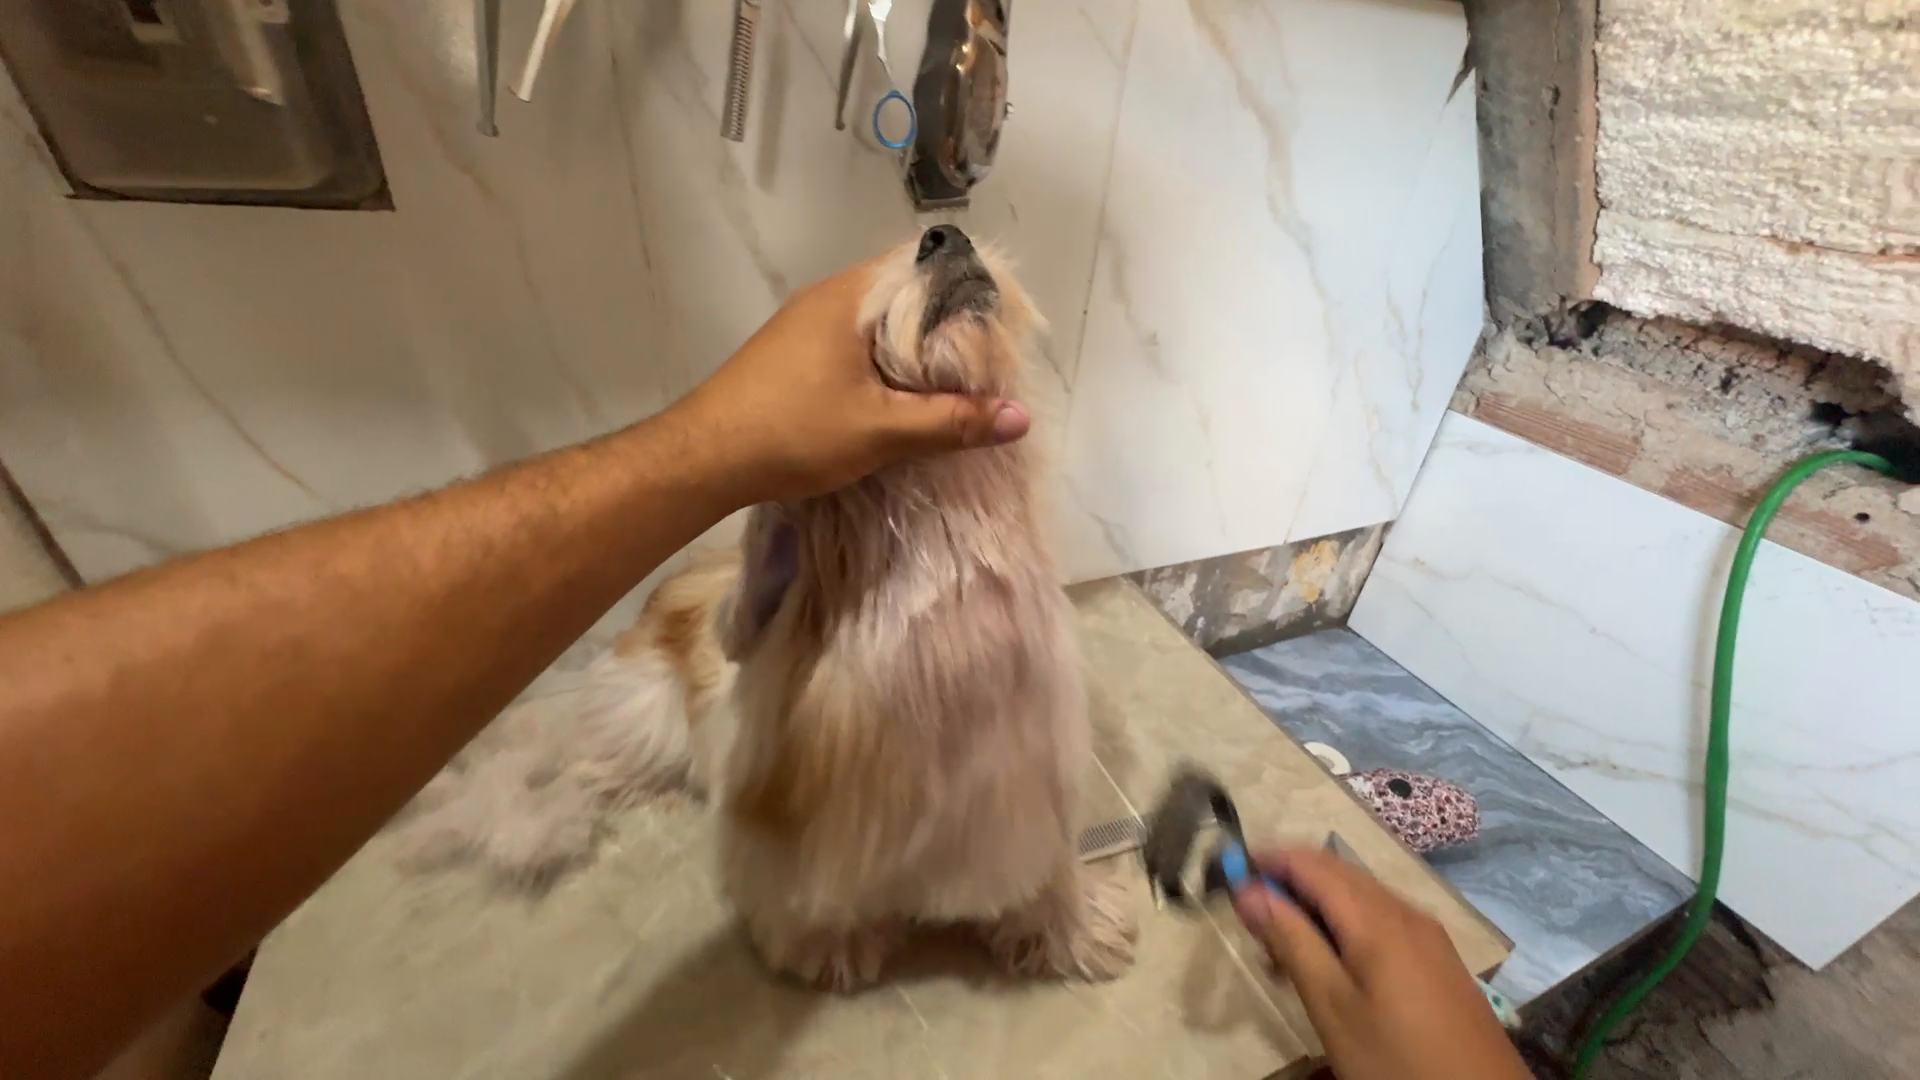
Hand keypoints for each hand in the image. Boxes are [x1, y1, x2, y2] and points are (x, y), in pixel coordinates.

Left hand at [673, 260, 1030, 503]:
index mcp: (851, 296)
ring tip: (952, 385)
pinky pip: (856, 344)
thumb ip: (952, 422)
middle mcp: (830, 297)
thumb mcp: (881, 431)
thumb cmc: (793, 432)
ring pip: (880, 322)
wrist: (704, 458)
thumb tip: (1022, 418)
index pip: (926, 264)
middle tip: (983, 365)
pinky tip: (900, 397)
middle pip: (905, 294)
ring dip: (915, 349)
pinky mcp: (796, 354)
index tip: (998, 331)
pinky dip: (885, 364)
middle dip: (947, 327)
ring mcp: (808, 324)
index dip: (969, 291)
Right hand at [1231, 846, 1529, 1079]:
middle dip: (1286, 883)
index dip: (1265, 860)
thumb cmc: (1398, 1060)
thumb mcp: (1331, 1005)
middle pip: (1332, 871)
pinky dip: (1342, 923)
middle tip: (1252, 921)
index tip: (1229, 879)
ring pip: (1354, 895)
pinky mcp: (1437, 959)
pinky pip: (1378, 918)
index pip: (1308, 860)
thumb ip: (1289, 938)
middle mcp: (1403, 909)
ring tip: (1283, 948)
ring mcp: (1426, 934)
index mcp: (1376, 915)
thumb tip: (1247, 890)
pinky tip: (1330, 963)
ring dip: (1312, 905)